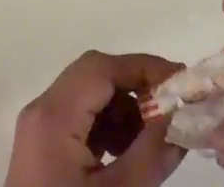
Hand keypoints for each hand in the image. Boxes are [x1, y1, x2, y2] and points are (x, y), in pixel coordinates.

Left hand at [5, 50, 187, 186]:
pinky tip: (129, 155)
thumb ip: (154, 152)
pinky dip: (109, 127)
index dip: (145, 68)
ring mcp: (39, 129)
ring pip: (89, 96)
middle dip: (137, 88)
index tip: (183, 84)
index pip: (102, 68)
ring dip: (125, 109)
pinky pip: (81, 119)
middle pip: (94, 76)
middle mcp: (41, 111)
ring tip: (153, 140)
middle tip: (173, 110)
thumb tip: (183, 116)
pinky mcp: (43, 147)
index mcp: (53, 116)